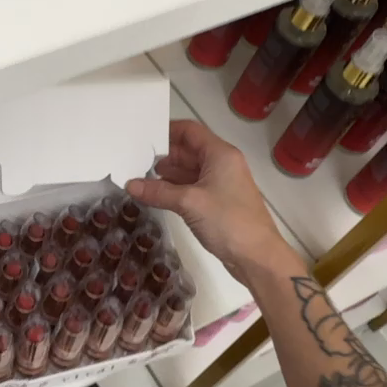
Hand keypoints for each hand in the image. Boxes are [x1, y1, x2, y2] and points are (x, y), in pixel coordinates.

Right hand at [126, 120, 304, 286]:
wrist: (257, 256)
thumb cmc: (228, 220)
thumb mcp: (189, 202)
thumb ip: (158, 192)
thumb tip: (129, 185)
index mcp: (220, 154)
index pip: (190, 131)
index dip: (167, 131)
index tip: (142, 137)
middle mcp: (221, 164)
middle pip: (188, 150)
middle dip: (163, 155)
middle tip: (134, 161)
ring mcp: (220, 184)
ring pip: (189, 171)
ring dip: (167, 174)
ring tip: (140, 178)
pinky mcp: (218, 202)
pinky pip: (192, 187)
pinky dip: (174, 189)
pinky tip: (156, 195)